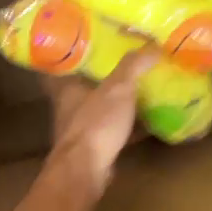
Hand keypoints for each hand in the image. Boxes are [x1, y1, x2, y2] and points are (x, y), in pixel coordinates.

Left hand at [43, 52, 153, 197]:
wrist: (87, 170)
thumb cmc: (95, 123)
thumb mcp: (118, 88)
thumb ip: (133, 66)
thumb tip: (153, 45)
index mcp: (66, 87)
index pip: (58, 62)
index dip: (68, 51)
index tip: (83, 40)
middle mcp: (68, 106)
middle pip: (82, 85)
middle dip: (99, 75)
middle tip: (123, 61)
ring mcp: (80, 128)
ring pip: (98, 108)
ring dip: (115, 101)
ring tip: (140, 86)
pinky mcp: (94, 147)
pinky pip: (113, 129)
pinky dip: (128, 124)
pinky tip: (149, 121)